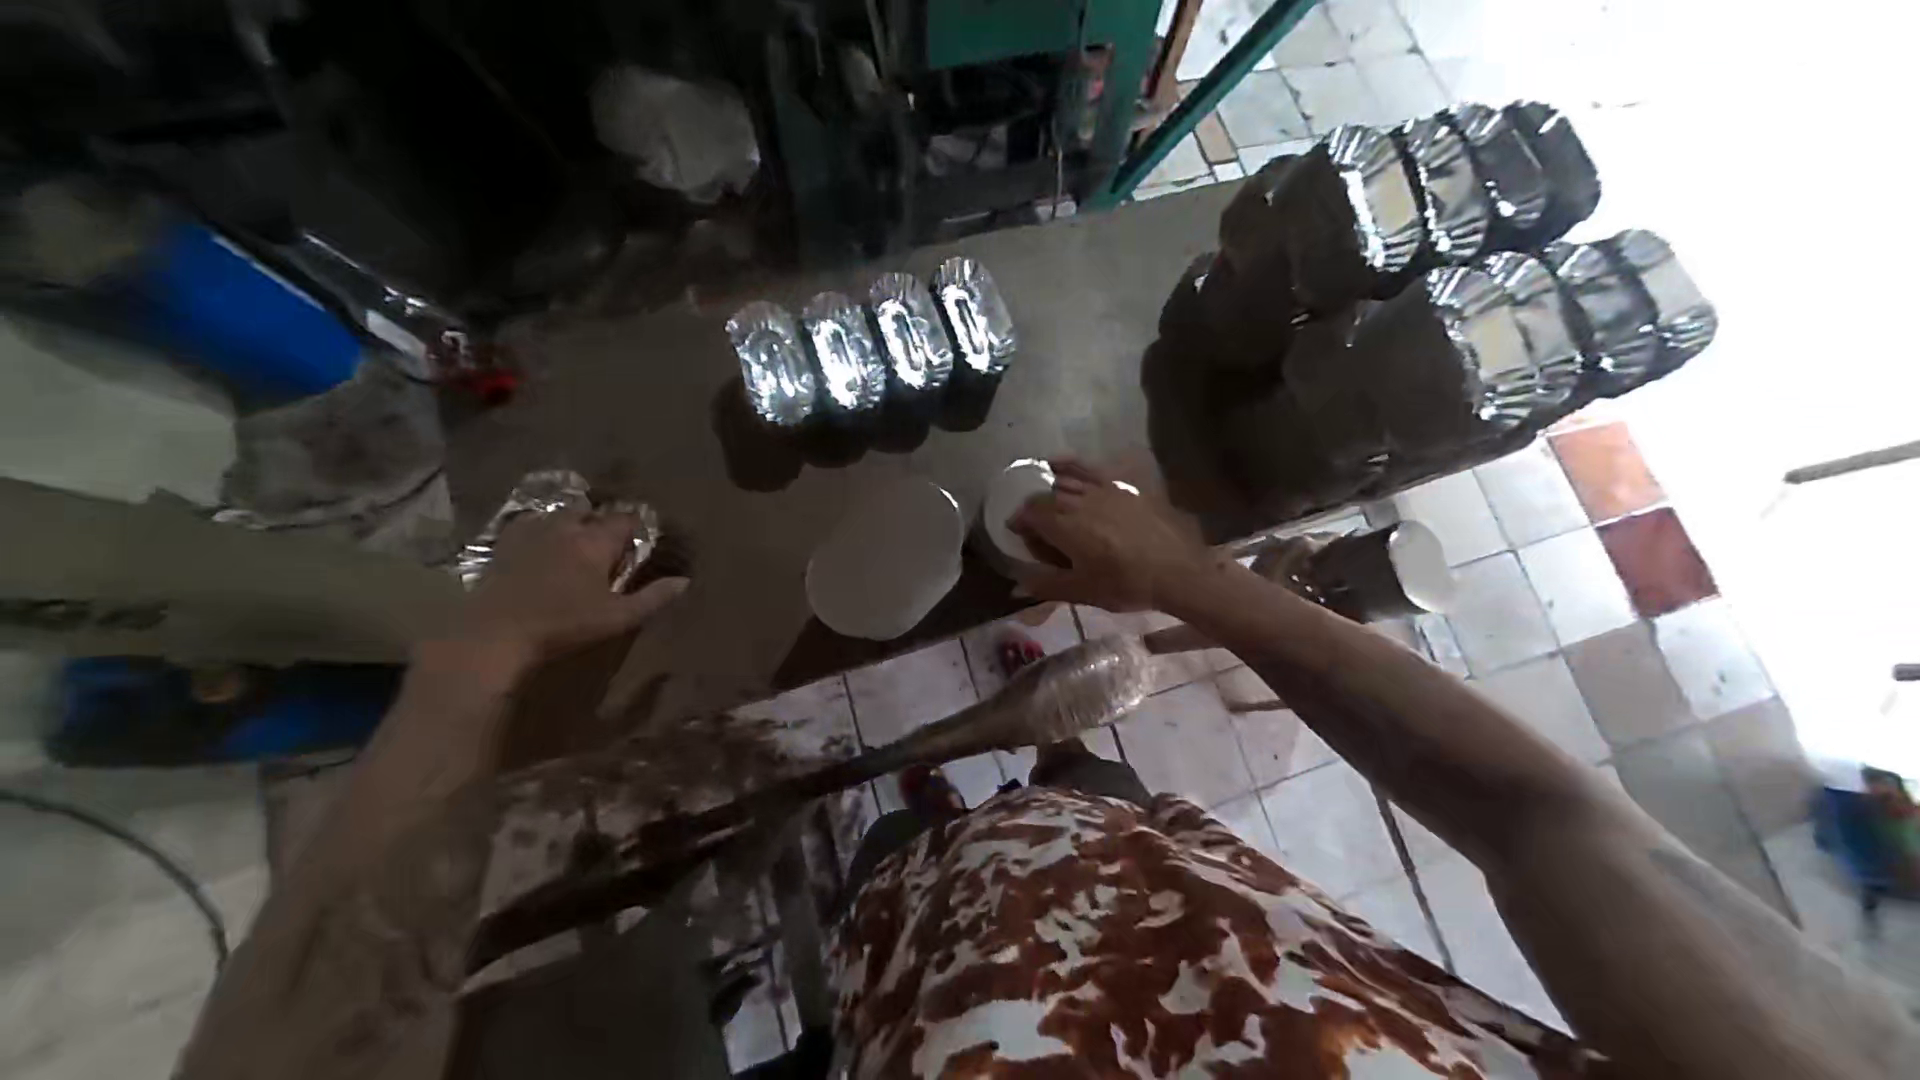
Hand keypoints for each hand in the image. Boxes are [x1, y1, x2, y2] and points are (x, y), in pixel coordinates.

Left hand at [453, 507, 688, 668]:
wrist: (494, 635)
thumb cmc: (564, 626)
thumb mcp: (618, 617)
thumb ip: (653, 598)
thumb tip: (685, 581)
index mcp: (595, 542)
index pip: (625, 520)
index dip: (636, 526)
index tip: (642, 538)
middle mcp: (565, 528)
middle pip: (590, 510)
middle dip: (602, 520)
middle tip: (609, 541)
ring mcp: (531, 533)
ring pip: (558, 514)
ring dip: (572, 522)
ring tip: (577, 539)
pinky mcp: (503, 544)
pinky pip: (528, 524)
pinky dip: (541, 528)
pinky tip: (541, 544)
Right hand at [1008, 459, 1216, 611]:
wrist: (1177, 572)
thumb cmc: (1126, 585)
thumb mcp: (1083, 592)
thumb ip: (1047, 585)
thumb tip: (1017, 584)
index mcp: (1064, 526)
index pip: (1030, 514)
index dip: (1020, 522)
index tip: (1018, 532)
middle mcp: (1078, 500)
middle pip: (1046, 496)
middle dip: (1034, 508)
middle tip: (1034, 524)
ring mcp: (1102, 489)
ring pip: (1065, 480)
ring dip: (1049, 488)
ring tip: (1046, 498)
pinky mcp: (1123, 485)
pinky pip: (1090, 467)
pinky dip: (1070, 463)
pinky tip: (1060, 463)